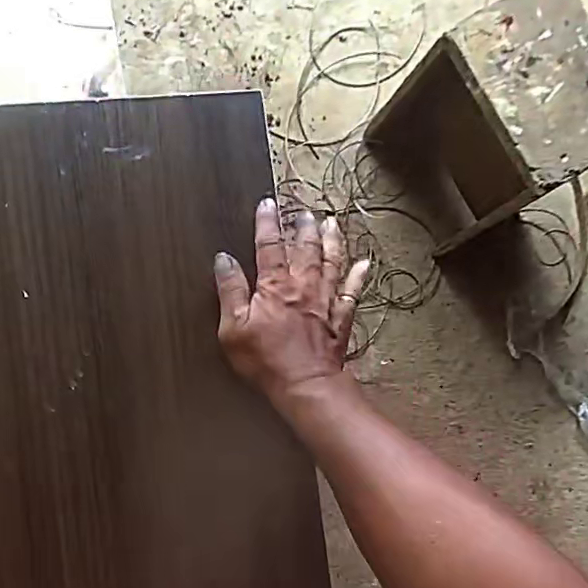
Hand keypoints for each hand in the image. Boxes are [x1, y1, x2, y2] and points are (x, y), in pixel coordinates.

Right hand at [213, 199, 370, 404]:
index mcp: (274, 286)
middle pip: (304, 249)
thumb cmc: (263, 358)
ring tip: (330, 223)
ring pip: (330, 262)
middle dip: (302, 227)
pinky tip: (363, 263)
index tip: (267, 204)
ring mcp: (324, 301)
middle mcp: (302, 286)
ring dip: (330, 241)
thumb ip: (230, 290)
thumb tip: (224, 260)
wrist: (303, 383)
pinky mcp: (339, 319)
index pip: (268, 247)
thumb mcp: (233, 326)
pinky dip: (358, 276)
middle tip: (302, 211)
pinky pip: (351, 292)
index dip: (266, 224)